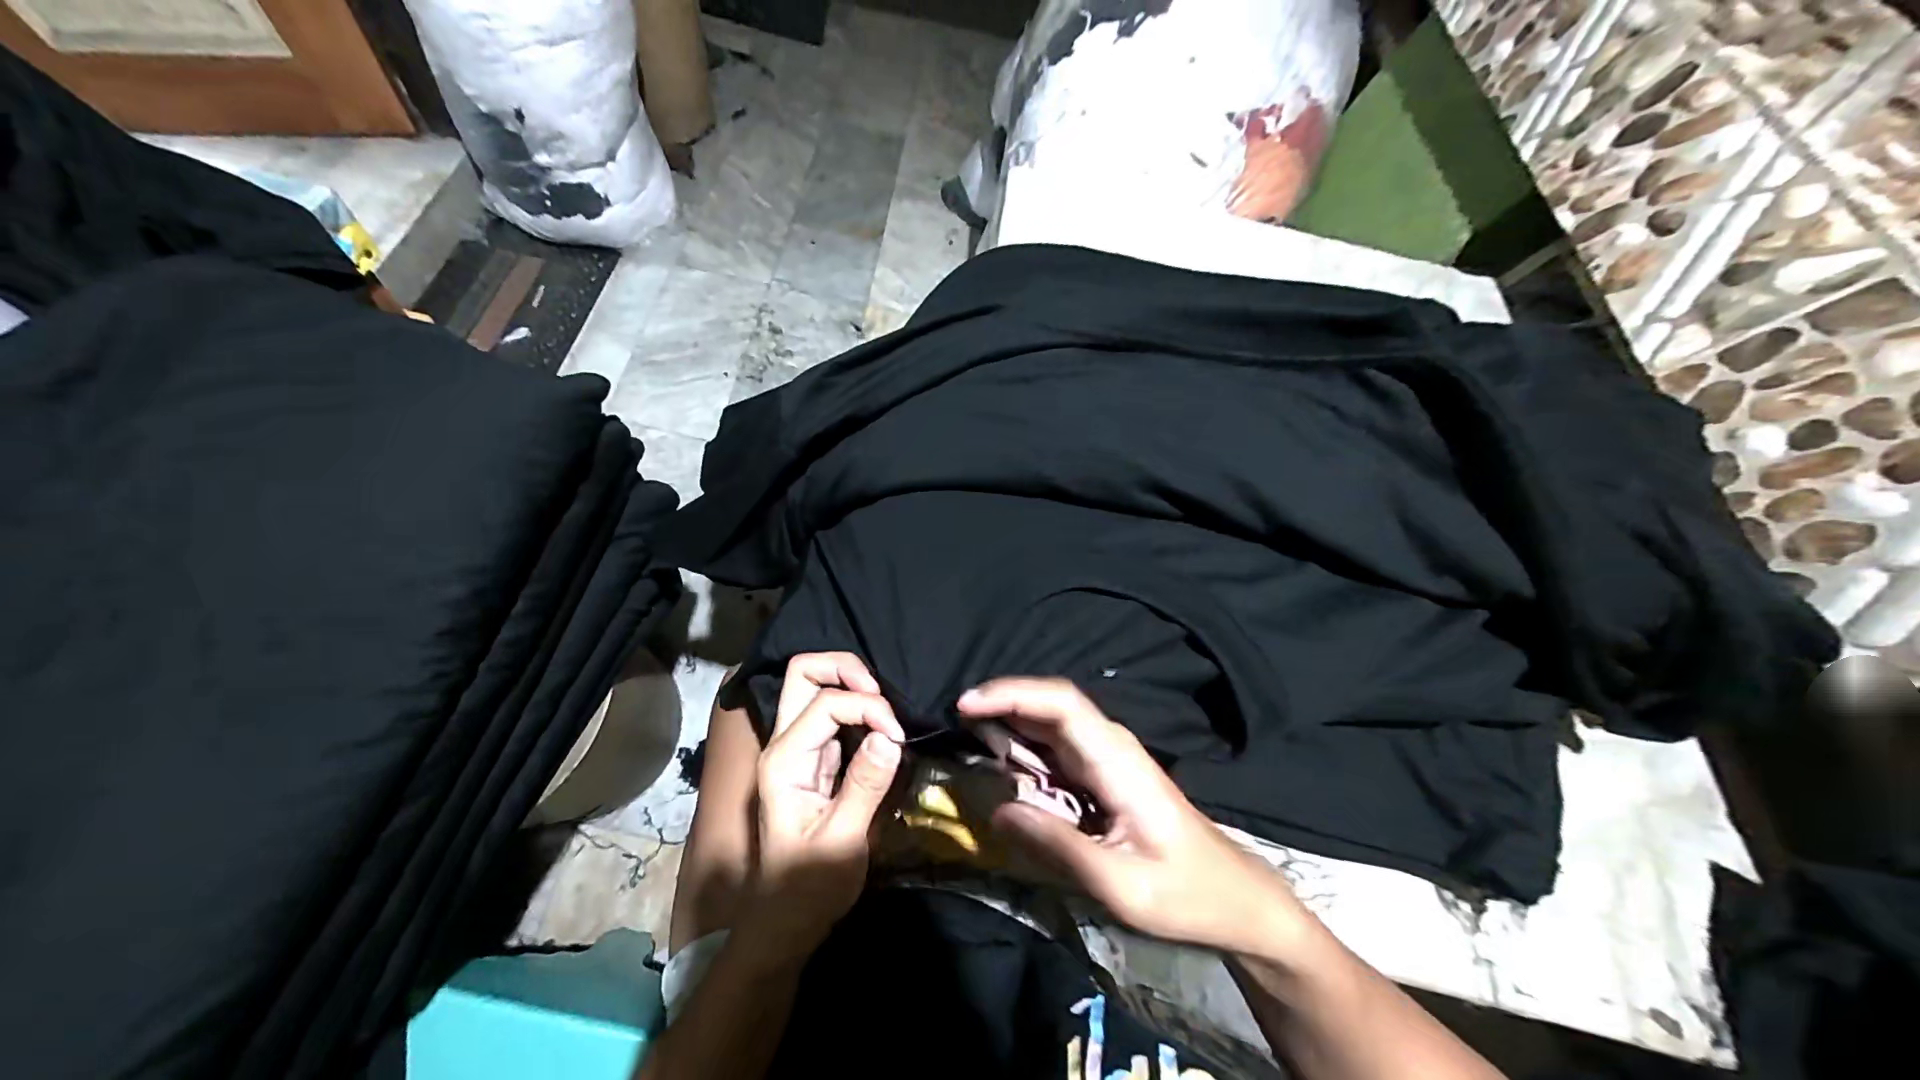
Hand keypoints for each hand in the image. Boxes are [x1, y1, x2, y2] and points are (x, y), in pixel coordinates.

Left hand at [744, 653, 903, 955]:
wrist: (784, 923)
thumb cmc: (808, 889)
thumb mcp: (841, 842)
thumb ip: (864, 786)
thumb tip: (889, 735)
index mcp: (784, 761)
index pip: (825, 703)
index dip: (868, 709)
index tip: (898, 738)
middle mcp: (784, 745)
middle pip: (803, 673)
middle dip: (845, 669)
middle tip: (883, 696)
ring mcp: (798, 750)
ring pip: (816, 687)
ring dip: (853, 686)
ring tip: (887, 711)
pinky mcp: (815, 760)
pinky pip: (832, 714)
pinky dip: (859, 708)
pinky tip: (882, 726)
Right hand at [957, 678, 1310, 954]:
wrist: (1236, 898)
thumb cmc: (1186, 892)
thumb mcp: (1120, 885)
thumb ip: (1058, 846)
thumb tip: (997, 811)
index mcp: (1118, 760)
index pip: (1062, 704)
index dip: (1013, 694)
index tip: (966, 704)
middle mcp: (1110, 747)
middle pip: (1050, 705)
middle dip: (1000, 705)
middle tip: (953, 723)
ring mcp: (1107, 759)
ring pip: (1049, 724)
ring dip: (1007, 725)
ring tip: (966, 739)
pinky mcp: (1103, 775)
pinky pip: (1055, 749)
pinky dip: (1022, 748)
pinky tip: (1000, 763)